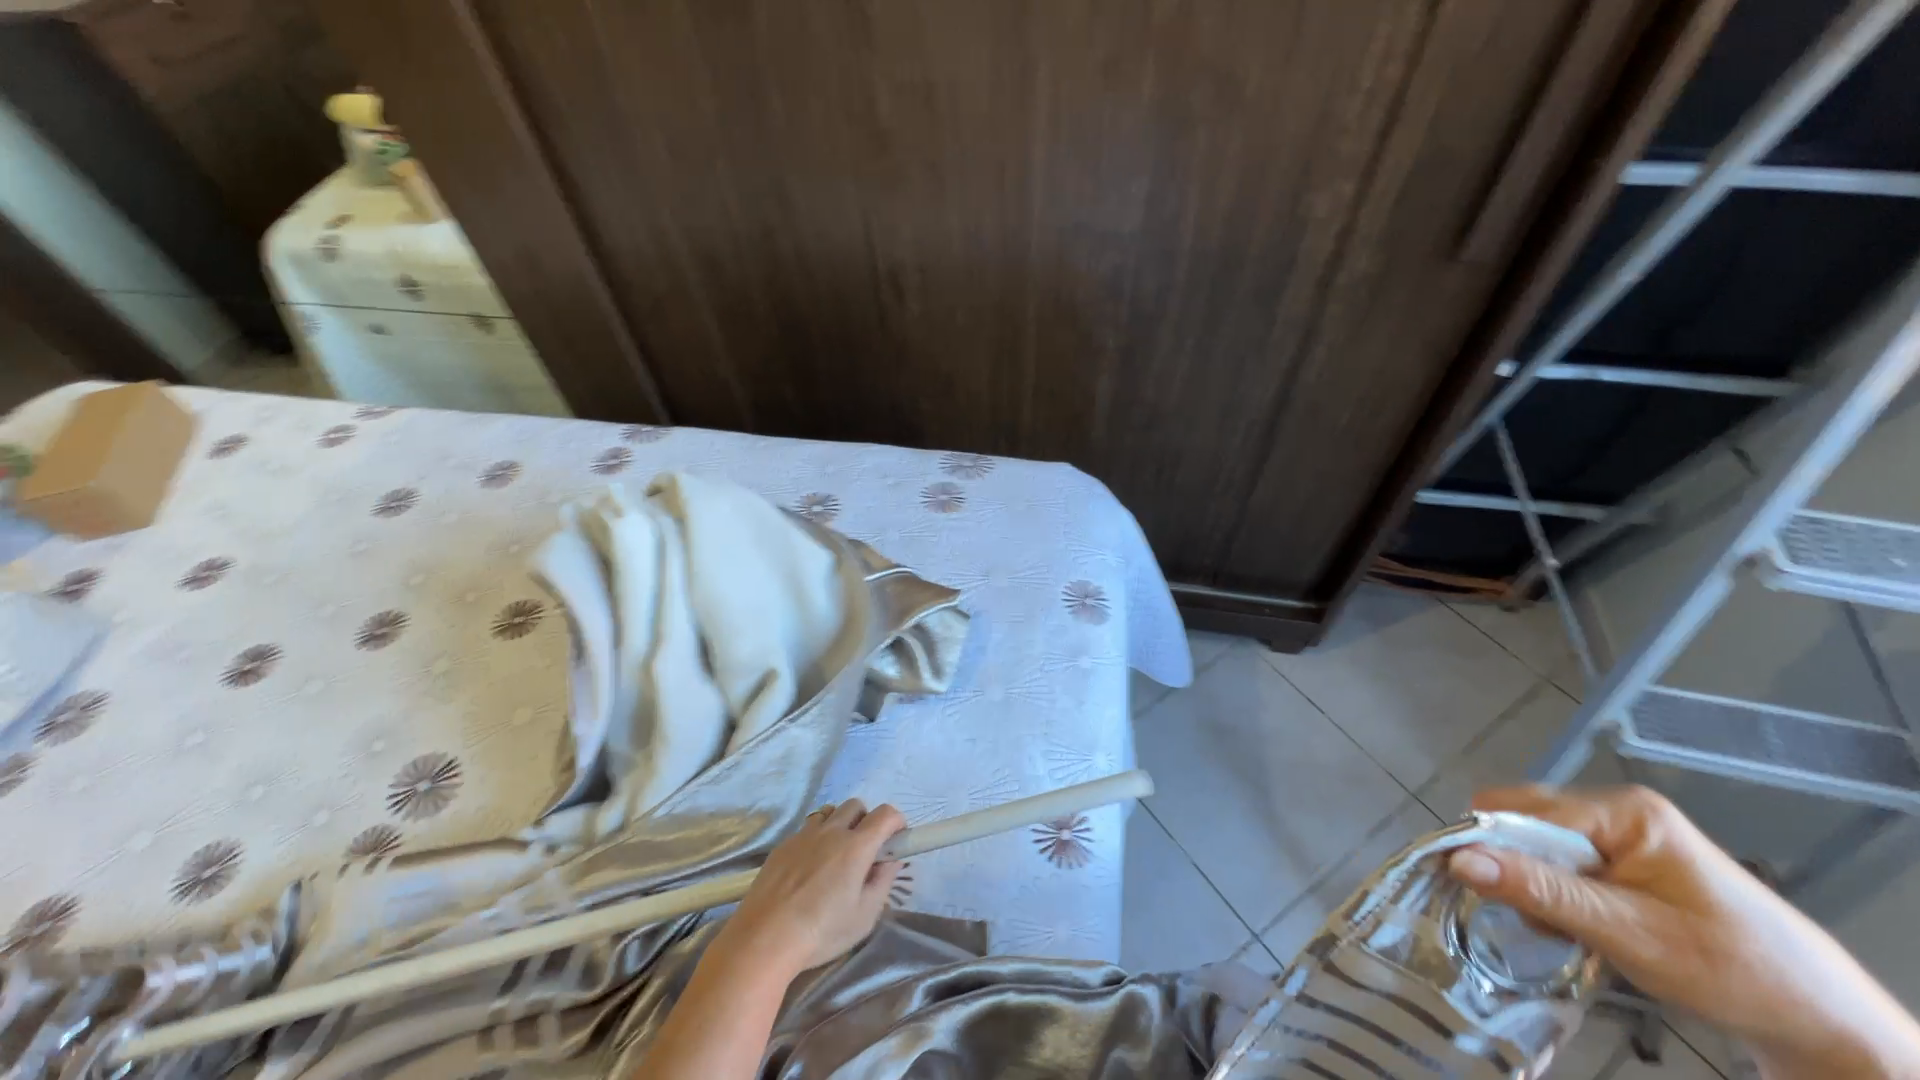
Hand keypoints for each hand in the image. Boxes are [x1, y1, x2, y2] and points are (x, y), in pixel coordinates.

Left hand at [720, 799, 905, 975]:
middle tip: (865, 852)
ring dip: (839, 825)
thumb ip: (883, 881)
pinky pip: (806, 830)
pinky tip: (809, 870)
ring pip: (828, 813)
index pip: (885, 813)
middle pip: (855, 805)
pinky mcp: (782, 846)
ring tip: (836, 857)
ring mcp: (803, 836)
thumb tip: (891, 860)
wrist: (764, 939)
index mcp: (856, 846)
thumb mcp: (865, 916)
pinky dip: (816, 839)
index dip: (896, 823)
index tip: (895, 842)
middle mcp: (830, 832)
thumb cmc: (822, 932)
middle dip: (867, 821)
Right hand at [1448, 785, 1919, 1078]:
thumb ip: (1541, 892)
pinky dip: (1555, 897)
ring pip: (1540, 848)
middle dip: (1514, 868)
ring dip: (1535, 888)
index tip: (1461, 884)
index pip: (1524, 811)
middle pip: (1527, 822)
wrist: (1813, 1014)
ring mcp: (1624, 836)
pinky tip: (1577, 928)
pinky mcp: (1625, 862)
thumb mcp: (1627, 932)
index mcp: (1624, 811)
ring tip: (1564, 931)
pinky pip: (1563, 867)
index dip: (1488, 845)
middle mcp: (1619, 811)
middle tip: (1530, 917)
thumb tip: (1458, 859)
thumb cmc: (1727, 967)